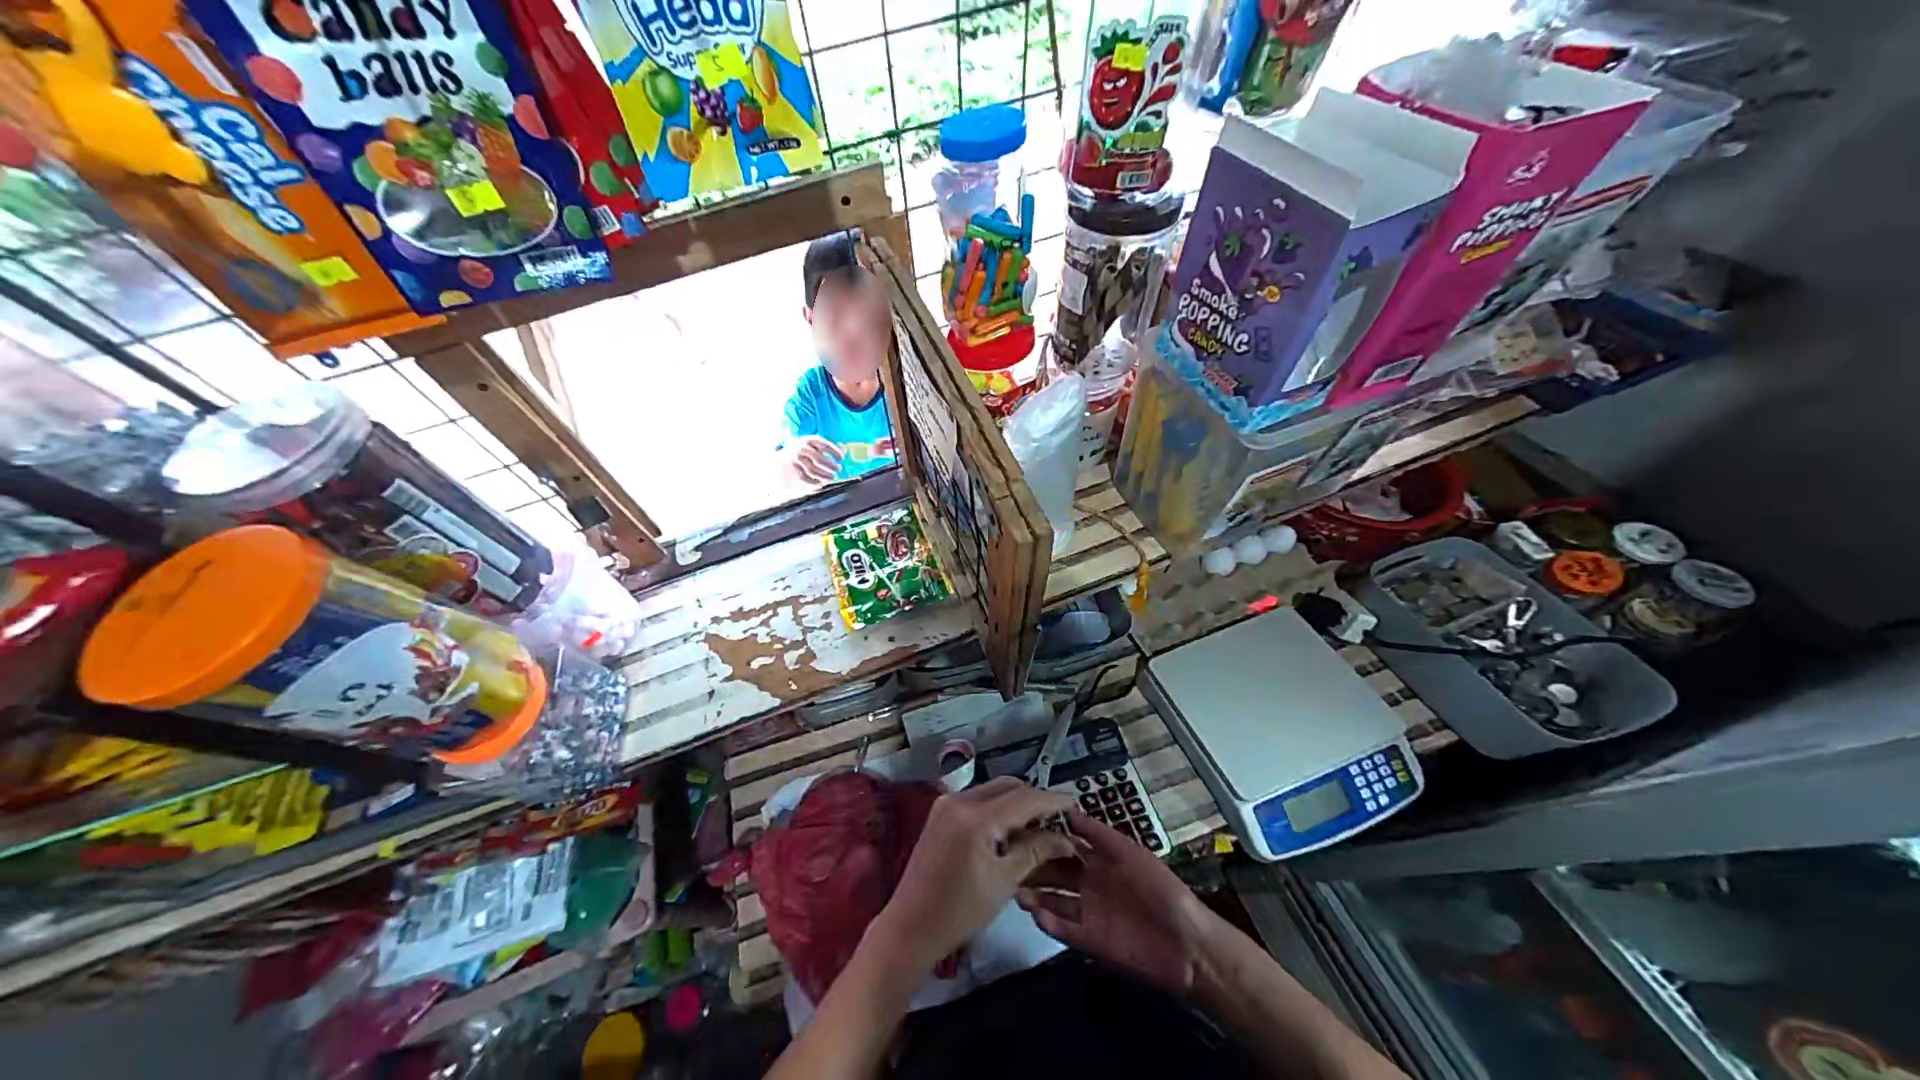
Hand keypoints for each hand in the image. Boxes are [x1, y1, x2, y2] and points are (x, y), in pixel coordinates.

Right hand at [783, 436, 842, 485]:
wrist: (776, 460)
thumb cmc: (800, 452)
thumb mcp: (810, 445)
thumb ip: (824, 447)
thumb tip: (844, 449)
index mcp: (807, 440)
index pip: (824, 444)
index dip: (834, 451)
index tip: (842, 458)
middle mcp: (801, 448)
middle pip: (819, 459)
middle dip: (831, 465)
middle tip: (838, 469)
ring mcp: (796, 460)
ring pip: (813, 470)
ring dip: (825, 475)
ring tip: (832, 477)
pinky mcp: (793, 470)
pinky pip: (807, 478)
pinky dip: (816, 482)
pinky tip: (822, 482)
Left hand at [871, 777, 1076, 973]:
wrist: (910, 927)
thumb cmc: (959, 911)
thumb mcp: (1004, 881)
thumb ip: (1035, 851)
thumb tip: (1065, 838)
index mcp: (974, 817)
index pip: (1024, 798)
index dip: (1053, 800)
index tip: (1074, 803)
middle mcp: (958, 800)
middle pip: (1008, 787)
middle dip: (1035, 800)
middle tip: (1058, 820)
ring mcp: (945, 805)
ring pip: (993, 792)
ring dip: (1016, 804)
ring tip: (1038, 827)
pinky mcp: (940, 814)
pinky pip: (977, 801)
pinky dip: (997, 810)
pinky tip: (1009, 831)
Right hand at [1017, 808, 1220, 995]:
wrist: (1187, 943)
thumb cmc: (1161, 889)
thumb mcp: (1131, 852)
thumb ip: (1099, 834)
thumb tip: (1069, 809)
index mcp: (1099, 861)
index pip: (1064, 846)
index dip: (1044, 838)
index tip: (1021, 829)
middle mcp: (1089, 884)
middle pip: (1052, 872)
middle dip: (1032, 866)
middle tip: (1009, 859)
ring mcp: (1087, 912)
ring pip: (1051, 900)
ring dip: (1033, 894)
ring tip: (1016, 888)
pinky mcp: (1089, 940)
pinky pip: (1062, 929)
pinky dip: (1047, 921)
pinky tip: (1036, 912)